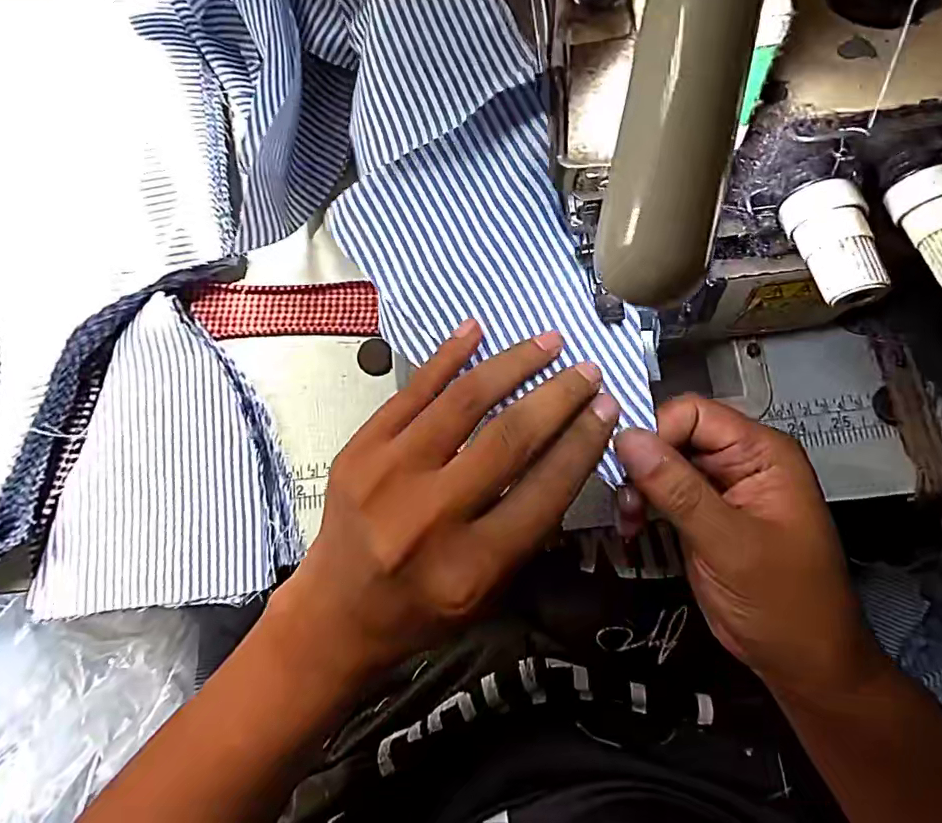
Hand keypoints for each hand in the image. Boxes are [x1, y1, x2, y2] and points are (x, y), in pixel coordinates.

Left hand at [269, 321, 617, 679]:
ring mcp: (388, 475)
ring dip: (513, 364)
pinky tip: (477, 330)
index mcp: (471, 566)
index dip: (583, 441)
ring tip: (548, 342)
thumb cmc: (421, 608)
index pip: (545, 488)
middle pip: (510, 438)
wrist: (335, 612)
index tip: (607, 407)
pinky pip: (413, 390)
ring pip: (464, 401)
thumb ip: (529, 527)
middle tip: (587, 371)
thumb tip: (566, 449)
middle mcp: (430, 517)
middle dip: (559, 397)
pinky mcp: (360, 448)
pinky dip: (449, 356)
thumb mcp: (489, 590)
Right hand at [614, 396, 885, 697]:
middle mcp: (740, 459)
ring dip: (637, 485)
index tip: (627, 466)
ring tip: (628, 519)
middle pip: (674, 433)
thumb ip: (678, 489)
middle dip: (642, 462)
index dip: (656, 432)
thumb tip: (628, 437)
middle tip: (622, 499)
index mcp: (761, 452)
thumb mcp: (729, 544)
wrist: (805, 666)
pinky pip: (662, 489)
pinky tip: (632, 526)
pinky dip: (641, 503)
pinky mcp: (702, 511)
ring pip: (661, 461)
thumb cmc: (783, 603)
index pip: (694, 414)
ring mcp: (720, 486)